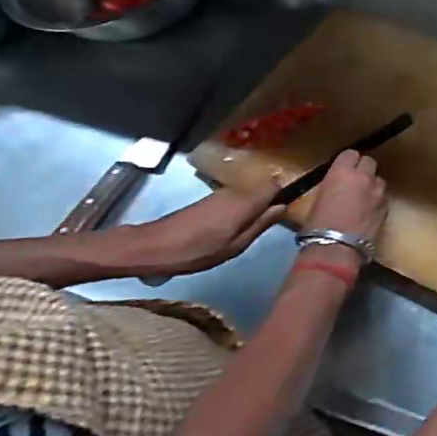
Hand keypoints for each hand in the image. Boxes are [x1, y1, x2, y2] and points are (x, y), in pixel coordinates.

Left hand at [123, 177, 287, 278]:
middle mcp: (235, 192)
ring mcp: (220, 194)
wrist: (151, 246)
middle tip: (267, 226)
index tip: (285, 209)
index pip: (274, 185)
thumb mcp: (235, 246)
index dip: (283, 194)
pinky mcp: (208, 200)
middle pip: (262, 189)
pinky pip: (235, 200)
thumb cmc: (197, 250)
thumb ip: (261, 224)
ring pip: (248, 195)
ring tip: (248, 231)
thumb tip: (282, 207)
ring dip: (252, 208)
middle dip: (268, 203)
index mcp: (245, 202)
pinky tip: (230, 229)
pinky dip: (238, 211)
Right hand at [302, 150, 387, 237]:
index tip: (345, 168)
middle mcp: (364, 176)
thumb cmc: (318, 223)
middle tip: (356, 180)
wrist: (337, 246)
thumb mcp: (319, 196)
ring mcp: (378, 191)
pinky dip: (378, 199)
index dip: (348, 161)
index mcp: (342, 171)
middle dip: (364, 169)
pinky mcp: (387, 206)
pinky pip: (384, 196)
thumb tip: (338, 183)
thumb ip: (334, 183)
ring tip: (364, 197)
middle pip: (369, 162)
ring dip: (373, 185)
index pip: (351, 154)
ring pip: (379, 179)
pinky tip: (370, 210)